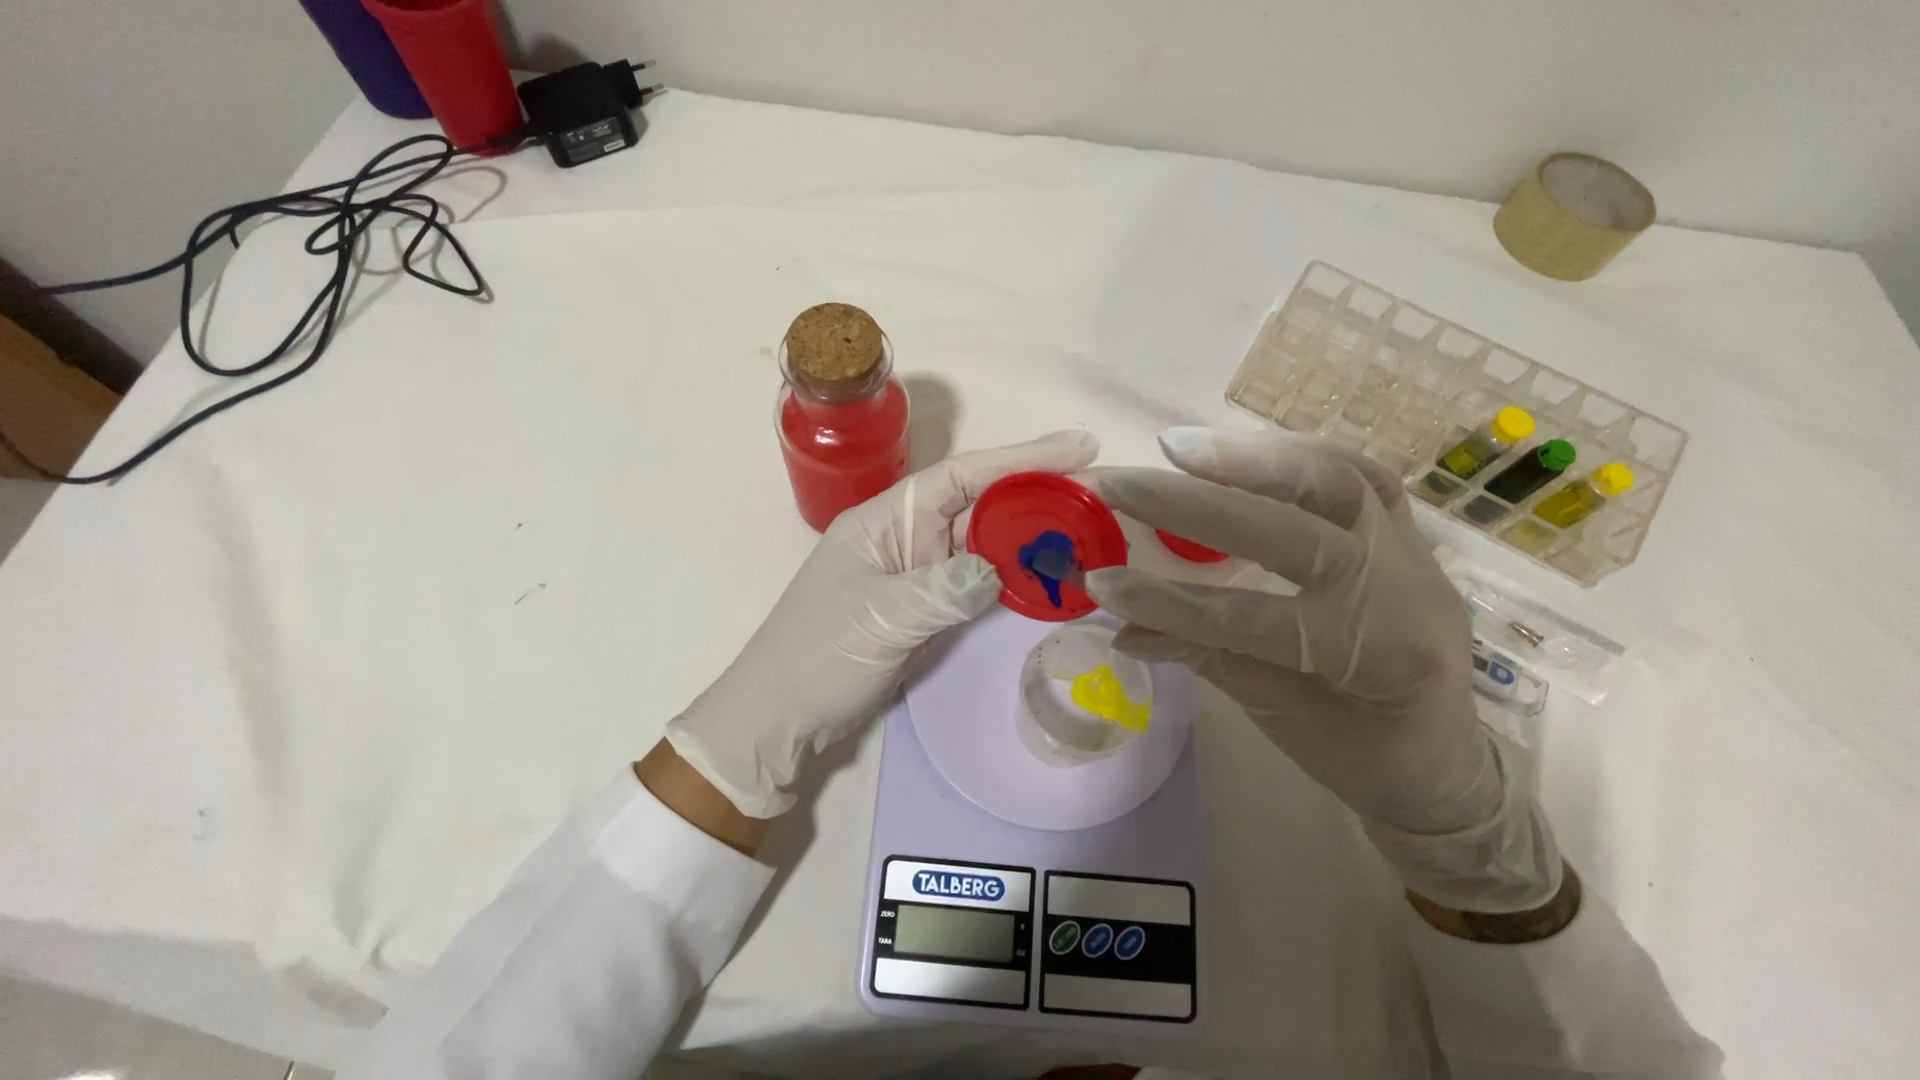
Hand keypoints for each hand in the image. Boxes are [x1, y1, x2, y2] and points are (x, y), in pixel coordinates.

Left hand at [666, 430, 1100, 817]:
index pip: (963, 474)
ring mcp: (920, 572)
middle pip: (983, 502)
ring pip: (988, 541)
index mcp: (888, 519)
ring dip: (1035, 534)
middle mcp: (908, 536)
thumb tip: (997, 570)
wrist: (781, 717)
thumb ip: (941, 590)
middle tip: (1104, 493)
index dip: (1022, 457)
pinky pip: (982, 580)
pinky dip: (1017, 575)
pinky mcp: (929, 607)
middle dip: (1040, 493)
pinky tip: (1053, 575)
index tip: (1079, 447)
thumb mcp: (879, 619)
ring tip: (1093, 527)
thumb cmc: (817, 657)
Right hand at [1083, 427, 1559, 912]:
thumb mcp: (1279, 714)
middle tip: (1123, 484)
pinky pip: (1356, 473)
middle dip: (1196, 506)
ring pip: (1335, 480)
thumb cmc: (1362, 753)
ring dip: (1250, 458)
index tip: (1098, 582)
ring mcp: (1410, 549)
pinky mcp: (1406, 529)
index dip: (1169, 602)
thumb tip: (1122, 625)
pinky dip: (1296, 454)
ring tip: (1179, 446)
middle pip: (1290, 530)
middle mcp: (1400, 589)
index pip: (1250, 618)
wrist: (1447, 757)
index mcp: (1373, 654)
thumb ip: (1204, 656)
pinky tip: (1243, 450)